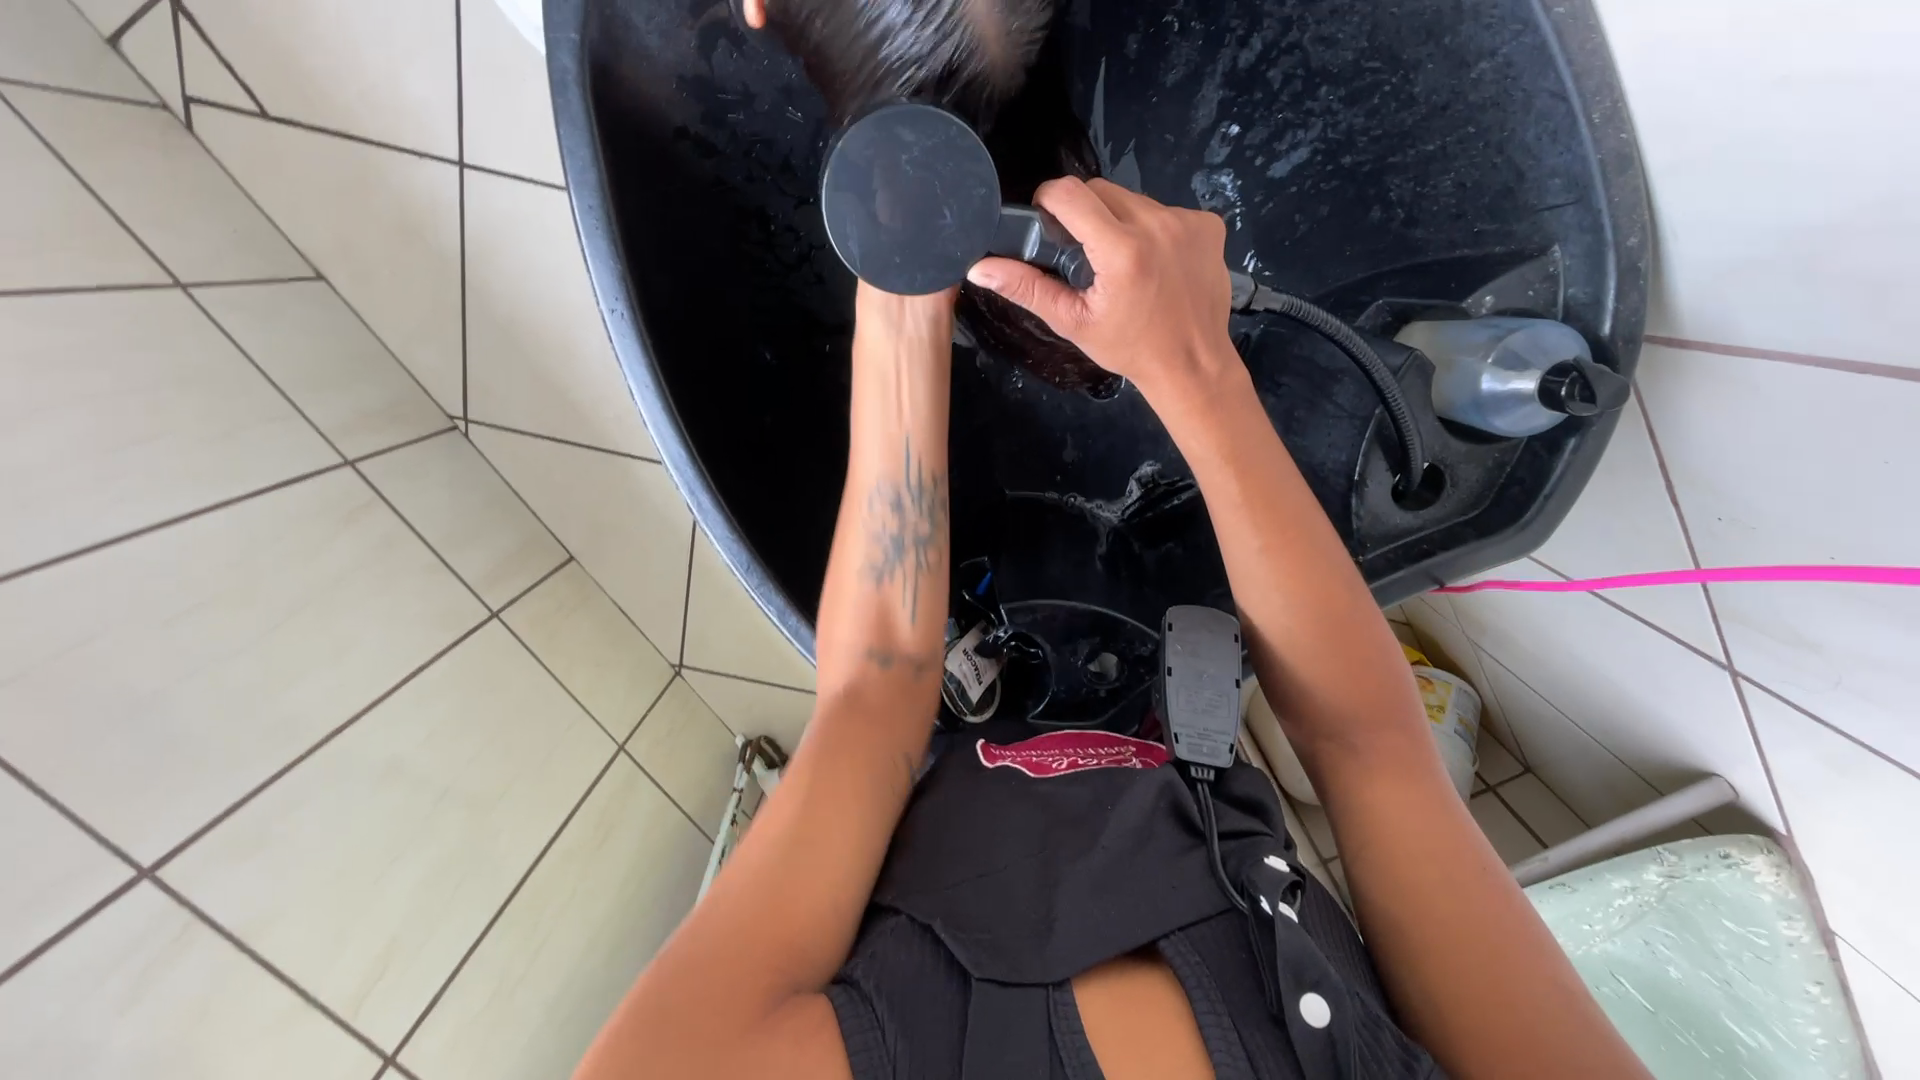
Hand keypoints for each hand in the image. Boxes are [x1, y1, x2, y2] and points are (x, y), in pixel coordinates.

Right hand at [965, 178, 1240, 402]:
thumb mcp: (1073, 322)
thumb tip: (979, 267)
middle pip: (1101, 190)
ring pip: (1133, 199)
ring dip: (1119, 222)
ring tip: (1123, 264)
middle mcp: (1157, 224)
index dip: (1048, 202)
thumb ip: (1027, 288)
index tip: (1047, 226)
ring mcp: (1188, 221)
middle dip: (1084, 215)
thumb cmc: (1128, 348)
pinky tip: (1156, 263)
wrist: (1192, 365)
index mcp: (1122, 250)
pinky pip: (1165, 210)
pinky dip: (1153, 229)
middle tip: (1084, 255)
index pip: (1069, 193)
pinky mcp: (1209, 224)